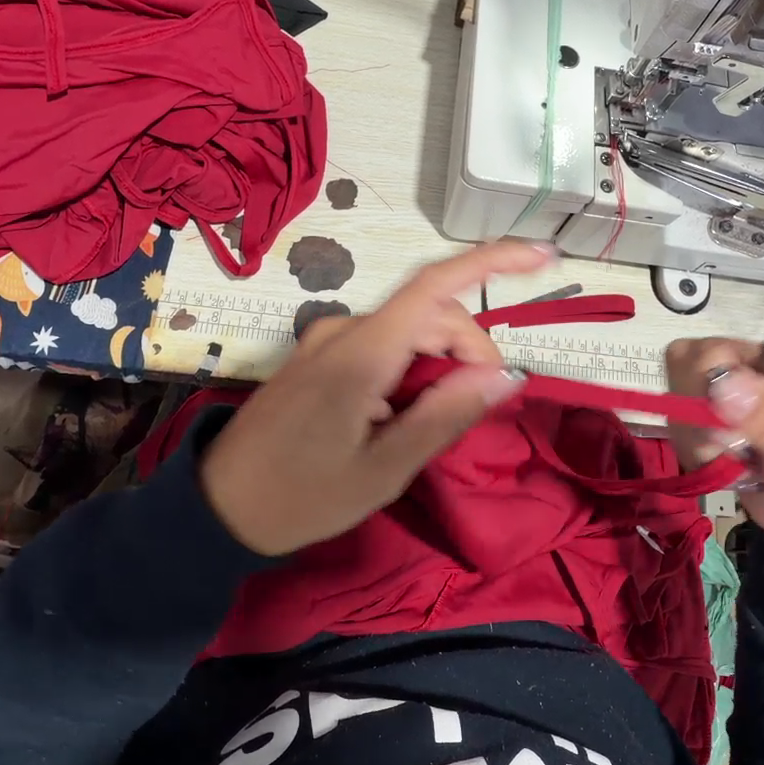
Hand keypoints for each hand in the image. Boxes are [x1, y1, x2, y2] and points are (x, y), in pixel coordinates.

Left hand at [200, 240, 552, 554]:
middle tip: (478, 410)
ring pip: (410, 329)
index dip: (495, 261)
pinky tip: (406, 413)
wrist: (217, 508)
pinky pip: (384, 344)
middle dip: (468, 350)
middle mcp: (345, 329)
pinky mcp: (321, 357)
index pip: (437, 285)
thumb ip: (446, 415)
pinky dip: (412, 367)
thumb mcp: (384, 468)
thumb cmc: (302, 496)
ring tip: (434, 422)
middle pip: (431, 313)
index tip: (546, 256)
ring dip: (440, 363)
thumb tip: (506, 374)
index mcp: (363, 350)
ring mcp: (329, 340)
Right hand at [664, 338, 763, 564]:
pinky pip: (684, 431)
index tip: (719, 428)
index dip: (704, 384)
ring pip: (681, 400)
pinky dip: (695, 456)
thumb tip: (723, 380)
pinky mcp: (720, 436)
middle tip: (727, 449)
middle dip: (696, 414)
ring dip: (695, 440)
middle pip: (688, 367)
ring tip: (735, 467)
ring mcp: (734, 408)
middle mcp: (756, 381)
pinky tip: (728, 474)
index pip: (718, 351)